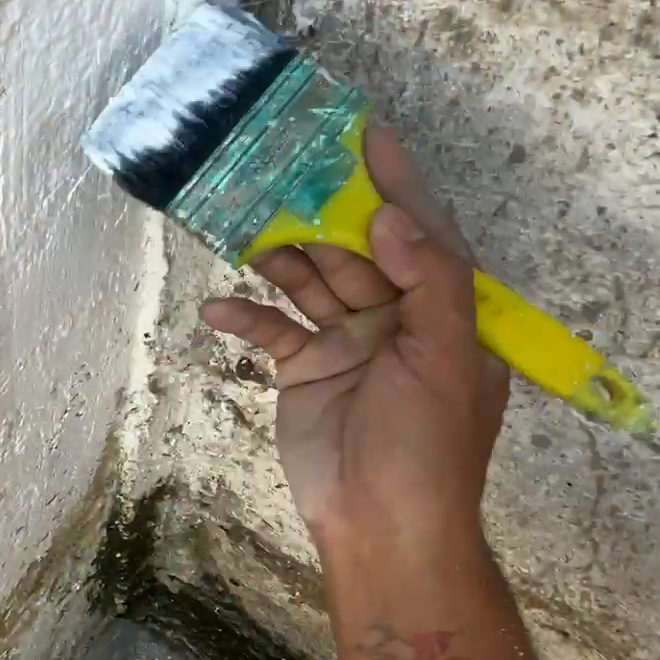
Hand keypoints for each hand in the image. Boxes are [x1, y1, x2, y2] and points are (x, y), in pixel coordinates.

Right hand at [199, 129, 508, 555]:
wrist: (378, 524)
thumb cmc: (425, 444)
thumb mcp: (444, 360)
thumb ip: (428, 281)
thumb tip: (392, 217)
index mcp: (442, 311)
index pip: (422, 233)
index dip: (398, 184)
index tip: (368, 135)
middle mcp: (394, 316)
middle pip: (354, 250)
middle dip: (321, 217)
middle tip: (277, 176)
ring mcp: (345, 340)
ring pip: (308, 281)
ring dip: (277, 259)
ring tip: (241, 233)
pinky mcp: (303, 366)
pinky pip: (271, 328)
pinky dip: (245, 316)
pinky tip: (216, 310)